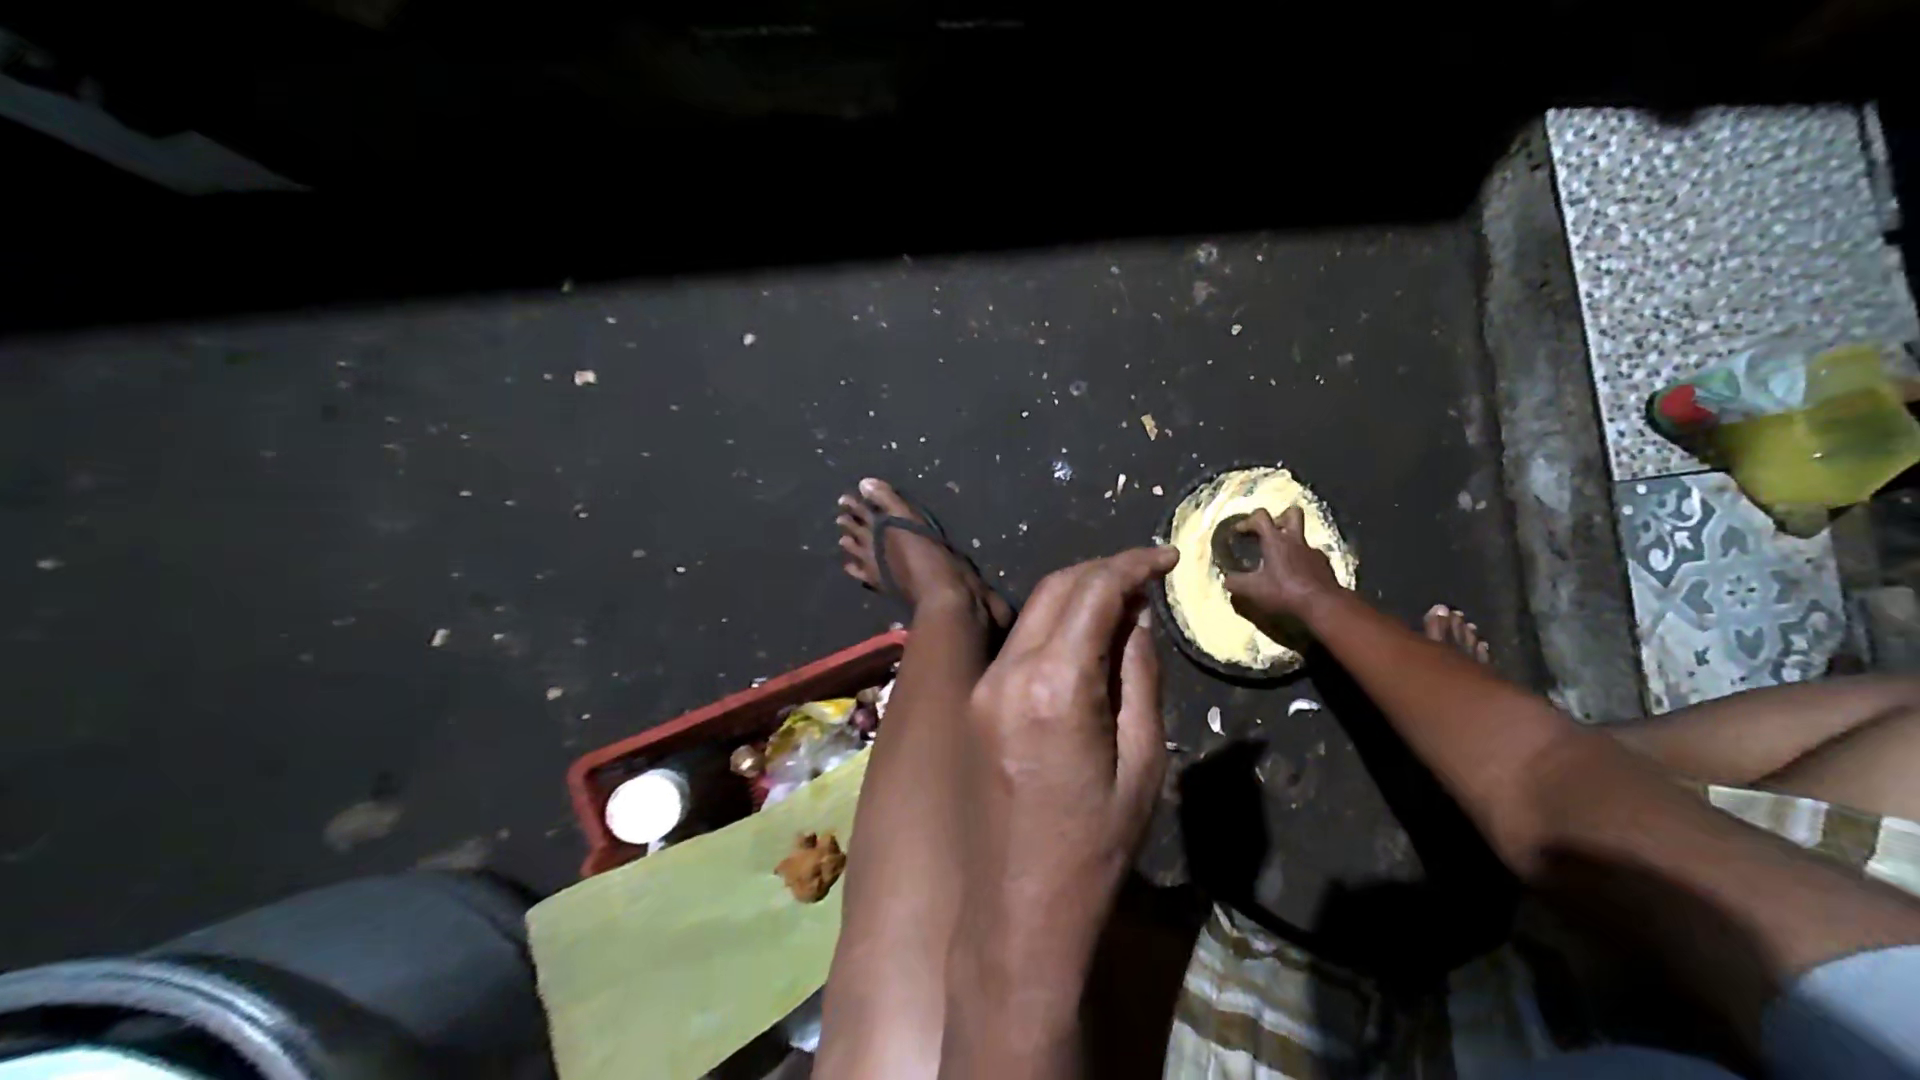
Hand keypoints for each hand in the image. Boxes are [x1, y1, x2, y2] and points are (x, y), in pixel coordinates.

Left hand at [951, 546, 1176, 1008]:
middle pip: (1056, 588)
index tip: (1167, 557)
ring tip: (1125, 607)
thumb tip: (1138, 615)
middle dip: (1104, 571)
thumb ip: (1139, 675)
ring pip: (1033, 611)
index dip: (1132, 564)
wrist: (1018, 906)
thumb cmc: (1095, 847)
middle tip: (1148, 577)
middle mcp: (1006, 672)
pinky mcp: (974, 703)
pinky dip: (1054, 627)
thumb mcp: (1142, 762)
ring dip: (1078, 595)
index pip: (1093, 591)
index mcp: (1054, 686)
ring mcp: (982, 686)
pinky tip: (1085, 641)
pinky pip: (1018, 644)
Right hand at [1222, 506, 1340, 622]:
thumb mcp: (1251, 590)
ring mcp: (1313, 552)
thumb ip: (1235, 582)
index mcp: (1276, 541)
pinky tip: (1297, 578)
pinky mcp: (1325, 566)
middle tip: (1270, 533)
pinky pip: (1311, 558)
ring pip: (1302, 539)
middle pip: (1292, 514)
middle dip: (1280, 518)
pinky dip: (1303, 563)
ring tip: (1281, 561)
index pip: (1260, 516)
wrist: (1324, 605)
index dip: (1247, 521)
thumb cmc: (1284, 592)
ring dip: (1291, 544)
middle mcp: (1296, 541)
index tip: (1239, 533)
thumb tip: (1227, 578)